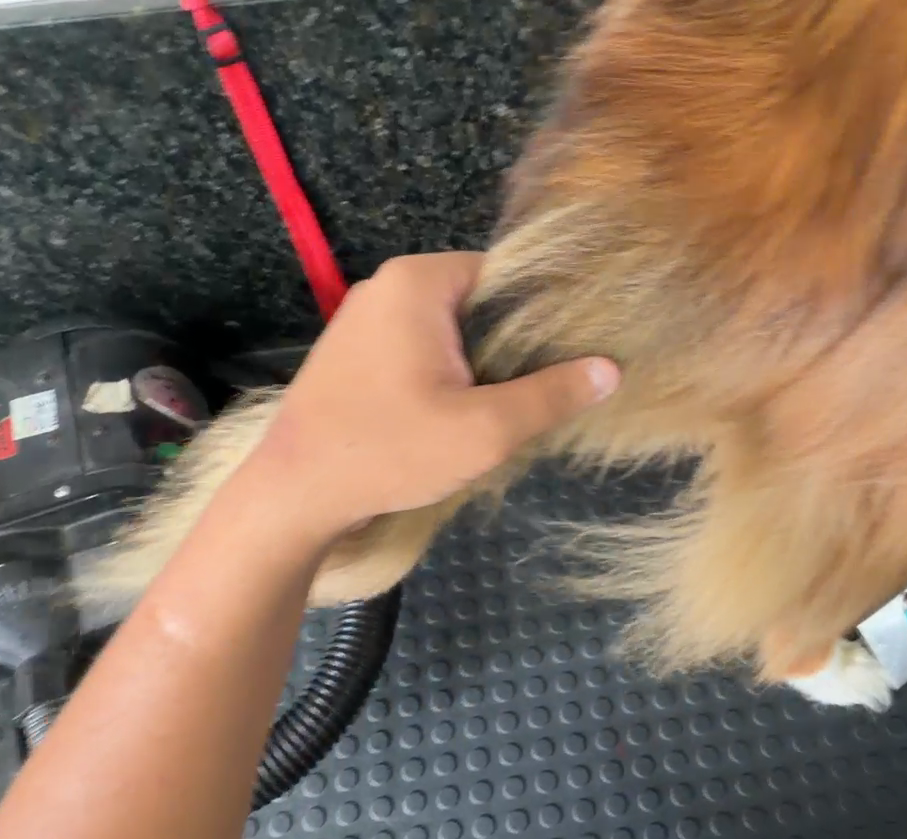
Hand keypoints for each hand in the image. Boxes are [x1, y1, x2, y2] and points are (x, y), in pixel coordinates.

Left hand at [250, 252, 617, 539]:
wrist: (296, 495)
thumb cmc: (390, 452)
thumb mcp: (486, 430)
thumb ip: (552, 395)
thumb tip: (611, 370)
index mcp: (419, 282)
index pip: (507, 275)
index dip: (546, 315)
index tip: (573, 356)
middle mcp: (388, 286)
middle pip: (479, 304)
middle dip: (514, 347)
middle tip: (545, 393)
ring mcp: (364, 320)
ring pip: (451, 333)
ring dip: (482, 368)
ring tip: (509, 410)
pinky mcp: (354, 356)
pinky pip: (421, 353)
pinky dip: (448, 378)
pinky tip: (462, 417)